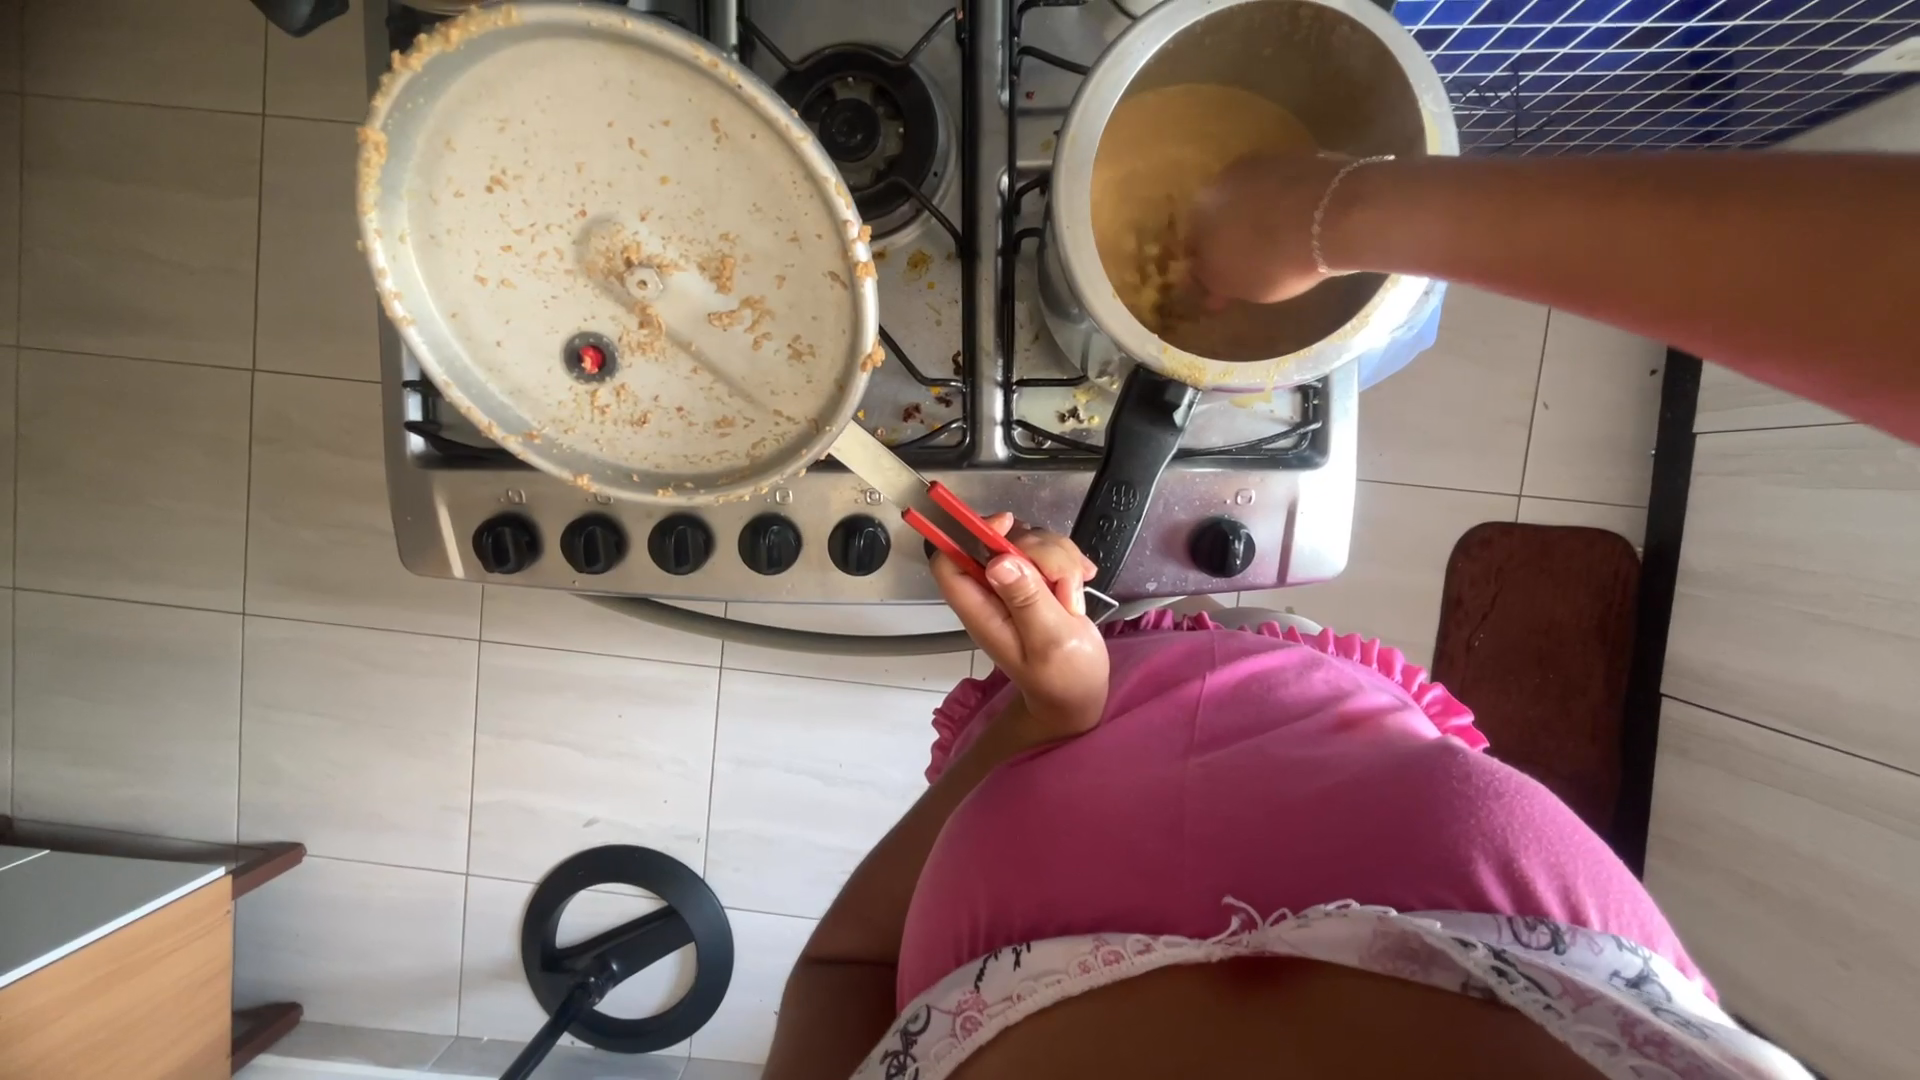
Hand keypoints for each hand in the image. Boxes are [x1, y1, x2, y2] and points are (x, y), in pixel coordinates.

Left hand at [930, 514, 1109, 742]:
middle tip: (1065, 583)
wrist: (1081, 692)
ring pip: (1029, 542)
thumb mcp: (1051, 640)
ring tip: (1075, 595)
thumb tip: (997, 562)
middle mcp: (992, 592)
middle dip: (1039, 551)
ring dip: (1060, 560)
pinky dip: (1071, 562)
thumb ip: (1027, 599)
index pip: (948, 562)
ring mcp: (1015, 585)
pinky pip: (1050, 552)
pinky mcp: (1037, 582)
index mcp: (981, 611)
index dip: (968, 536)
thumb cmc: (1063, 677)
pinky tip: (1084, 581)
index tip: (1007, 528)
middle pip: (1000, 542)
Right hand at [1188, 151, 1348, 304]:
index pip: (1193, 244)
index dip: (1207, 267)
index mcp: (1198, 211)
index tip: (1222, 284)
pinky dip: (1286, 207)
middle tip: (1250, 265)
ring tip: (1280, 244)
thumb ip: (1210, 283)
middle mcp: (1223, 180)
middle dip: (1231, 239)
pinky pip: (1284, 191)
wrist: (1335, 216)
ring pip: (1252, 201)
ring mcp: (1264, 164)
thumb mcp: (1235, 285)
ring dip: (1258, 220)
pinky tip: (1301, 226)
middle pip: (1221, 217)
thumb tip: (1200, 284)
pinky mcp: (1299, 158)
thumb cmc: (1272, 259)